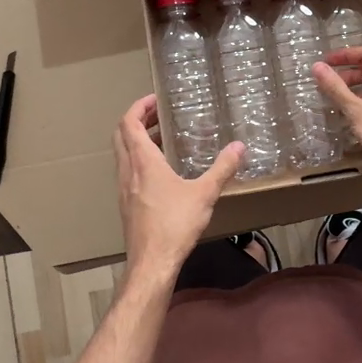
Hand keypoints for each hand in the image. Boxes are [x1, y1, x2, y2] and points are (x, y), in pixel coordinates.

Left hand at [114, 94, 244, 278]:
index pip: (129, 122)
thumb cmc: (175, 224)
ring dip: (138, 140)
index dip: (139, 106)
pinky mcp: (127, 204)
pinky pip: (128, 172)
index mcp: (142, 161)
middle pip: (122, 135)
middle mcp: (128, 170)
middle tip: (160, 114)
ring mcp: (124, 189)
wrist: (152, 263)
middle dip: (138, 120)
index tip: (155, 99)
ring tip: (163, 138)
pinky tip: (162, 171)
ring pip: (123, 154)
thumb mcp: (204, 193)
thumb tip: (239, 146)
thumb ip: (222, 168)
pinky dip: (140, 160)